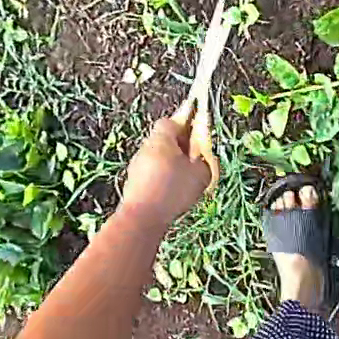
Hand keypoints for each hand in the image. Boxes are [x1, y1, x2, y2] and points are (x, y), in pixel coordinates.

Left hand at [118, 113, 211, 228]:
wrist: (143, 216)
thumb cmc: (174, 189)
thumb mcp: (201, 173)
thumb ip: (204, 160)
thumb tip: (202, 155)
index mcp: (161, 140)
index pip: (170, 121)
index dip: (184, 125)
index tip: (197, 137)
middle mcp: (146, 148)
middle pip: (164, 140)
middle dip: (180, 148)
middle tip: (195, 161)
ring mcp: (137, 165)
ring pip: (159, 157)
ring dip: (172, 164)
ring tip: (186, 180)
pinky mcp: (134, 182)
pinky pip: (153, 173)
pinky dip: (164, 178)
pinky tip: (174, 193)